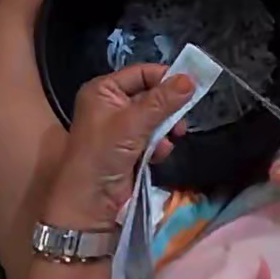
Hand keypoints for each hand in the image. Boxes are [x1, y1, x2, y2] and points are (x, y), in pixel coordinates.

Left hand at [45, 64, 194, 229]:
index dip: (165, 78)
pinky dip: (160, 143)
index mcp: (103, 90)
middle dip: (168, 107)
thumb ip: (163, 101)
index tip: (190, 86)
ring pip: (156, 116)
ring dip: (166, 127)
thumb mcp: (133, 124)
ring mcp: (120, 127)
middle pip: (151, 94)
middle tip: (184, 117)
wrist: (88, 205)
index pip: (141, 73)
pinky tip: (160, 154)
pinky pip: (153, 135)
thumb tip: (191, 78)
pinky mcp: (129, 147)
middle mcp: (110, 104)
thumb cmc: (103, 155)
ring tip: (175, 137)